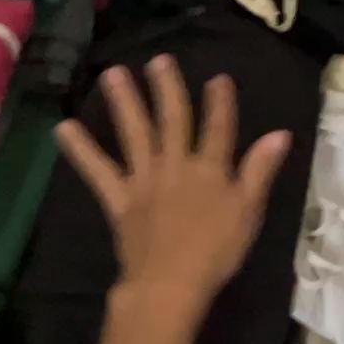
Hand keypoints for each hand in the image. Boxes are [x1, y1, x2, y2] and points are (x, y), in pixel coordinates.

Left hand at [56, 56, 291, 318]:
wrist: (171, 283)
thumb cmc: (217, 251)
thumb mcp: (249, 210)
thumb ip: (260, 169)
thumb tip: (280, 133)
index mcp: (210, 169)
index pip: (218, 127)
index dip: (219, 101)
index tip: (218, 77)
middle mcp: (176, 165)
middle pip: (173, 120)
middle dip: (167, 88)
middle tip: (159, 60)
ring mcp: (144, 179)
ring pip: (135, 134)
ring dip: (124, 102)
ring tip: (112, 73)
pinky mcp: (119, 199)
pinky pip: (97, 171)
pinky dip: (80, 150)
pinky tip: (64, 127)